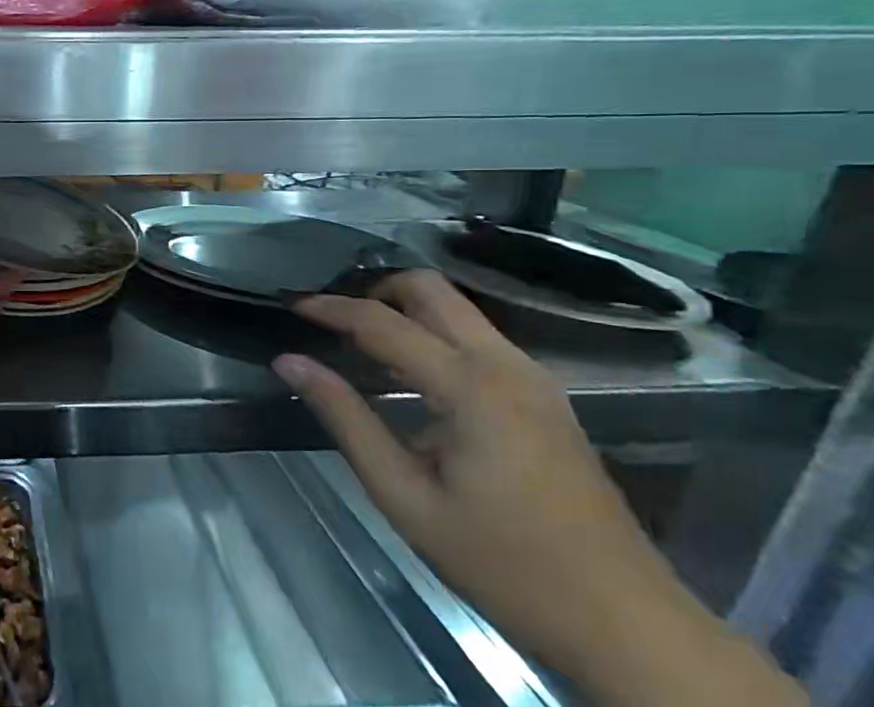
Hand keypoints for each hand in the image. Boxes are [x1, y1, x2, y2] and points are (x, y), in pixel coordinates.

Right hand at [277, 271, 803, 706]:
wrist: (623, 621)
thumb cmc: (500, 561)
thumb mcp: (402, 493)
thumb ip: (344, 417)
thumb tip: (289, 362)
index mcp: (471, 387)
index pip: (384, 322)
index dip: (331, 308)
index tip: (291, 306)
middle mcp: (508, 366)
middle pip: (433, 290)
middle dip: (374, 290)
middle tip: (329, 318)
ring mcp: (535, 380)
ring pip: (459, 310)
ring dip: (404, 310)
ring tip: (355, 339)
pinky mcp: (545, 398)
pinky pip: (477, 338)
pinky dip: (432, 334)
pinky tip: (406, 371)